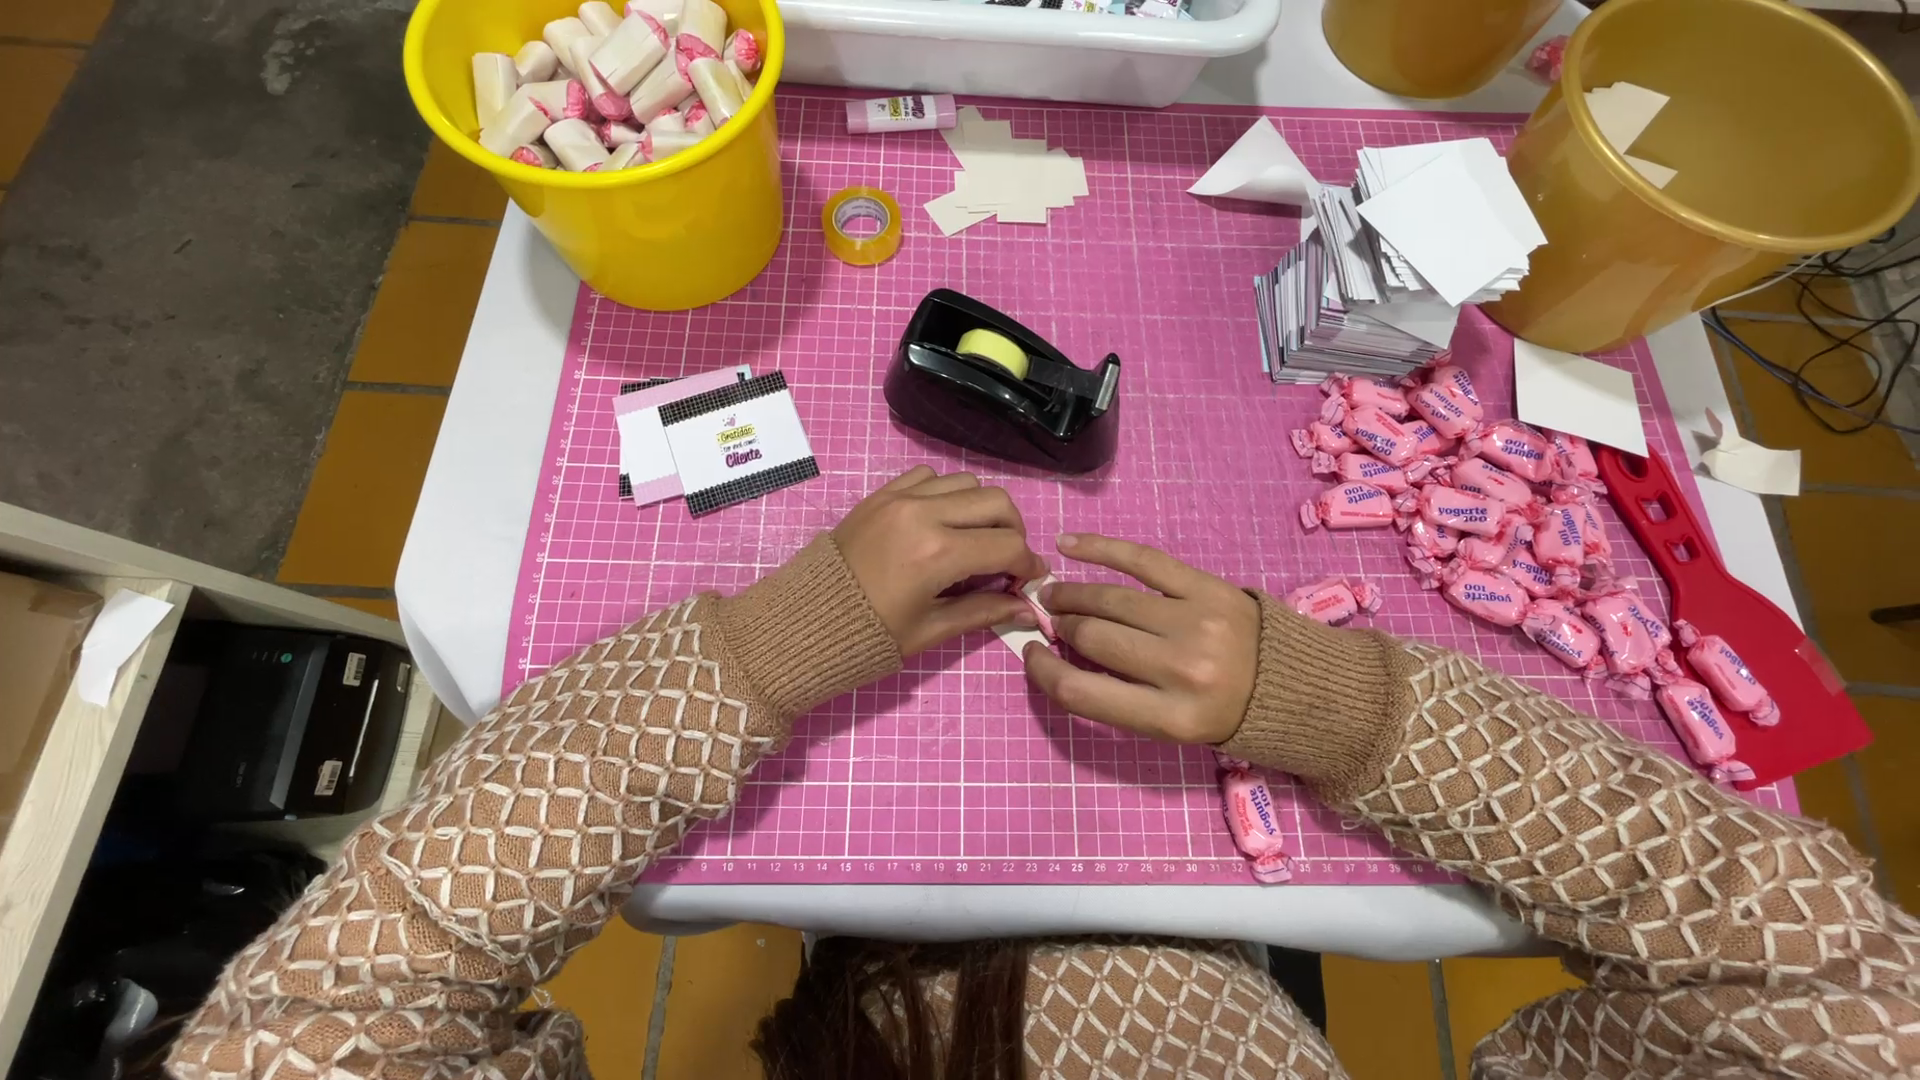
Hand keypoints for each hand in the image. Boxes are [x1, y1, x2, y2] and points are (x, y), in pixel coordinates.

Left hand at [833, 466, 1047, 656]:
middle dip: (1013, 531)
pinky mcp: (881, 493)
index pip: (1008, 545)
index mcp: (937, 553)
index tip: (1028, 581)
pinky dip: (947, 494)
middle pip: (996, 502)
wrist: (802, 623)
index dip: (1028, 564)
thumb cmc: (867, 637)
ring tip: (975, 541)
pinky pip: (929, 477)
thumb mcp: (930, 631)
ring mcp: (899, 498)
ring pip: (966, 483)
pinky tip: (942, 523)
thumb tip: (1025, 607)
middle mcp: (923, 514)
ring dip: (982, 510)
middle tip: (1006, 561)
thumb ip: (983, 612)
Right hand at [1023, 534, 1258, 743]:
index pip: (1080, 692)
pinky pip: (1142, 560)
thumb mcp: (1171, 726)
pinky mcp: (1206, 587)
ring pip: (1110, 599)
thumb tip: (1061, 651)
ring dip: (1072, 594)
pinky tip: (1069, 545)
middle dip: (1062, 627)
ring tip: (1056, 593)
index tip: (1031, 655)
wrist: (1295, 686)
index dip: (1042, 672)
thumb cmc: (1224, 713)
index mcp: (1170, 718)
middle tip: (1051, 620)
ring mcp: (1195, 623)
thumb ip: (1116, 696)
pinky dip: (1100, 549)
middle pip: (1093, 639)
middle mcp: (1182, 671)